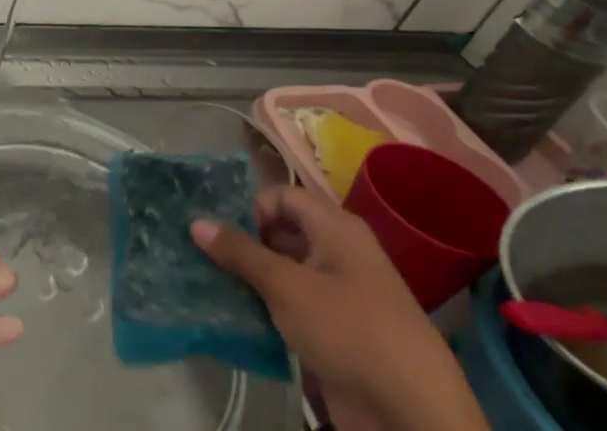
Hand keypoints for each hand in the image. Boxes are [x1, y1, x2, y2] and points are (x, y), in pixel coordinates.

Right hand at [190, 186, 489, 430]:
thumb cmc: (349, 330)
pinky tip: (232, 315)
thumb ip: (241, 252)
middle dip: (241, 243)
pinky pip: (289, 306)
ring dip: (247, 278)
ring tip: (207, 284)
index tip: (219, 232)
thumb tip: (197, 222)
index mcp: (337, 229)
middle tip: (200, 255)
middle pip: (280, 233)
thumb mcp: (288, 286)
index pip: (283, 196)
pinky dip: (262, 307)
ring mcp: (336, 294)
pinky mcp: (331, 330)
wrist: (409, 412)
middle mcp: (338, 254)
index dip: (250, 207)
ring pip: (281, 272)